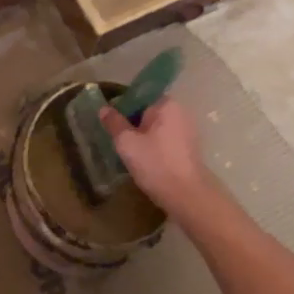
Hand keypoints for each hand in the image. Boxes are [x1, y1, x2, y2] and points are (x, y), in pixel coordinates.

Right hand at [99, 97, 217, 214]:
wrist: (187, 197)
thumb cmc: (156, 164)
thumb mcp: (127, 143)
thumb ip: (114, 123)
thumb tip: (104, 108)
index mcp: (167, 104)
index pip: (140, 97)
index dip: (123, 108)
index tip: (112, 123)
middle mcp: (180, 113)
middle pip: (148, 113)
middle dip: (133, 124)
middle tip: (118, 140)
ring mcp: (187, 131)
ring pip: (156, 129)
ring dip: (143, 138)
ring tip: (129, 154)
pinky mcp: (189, 149)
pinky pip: (165, 141)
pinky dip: (154, 148)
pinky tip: (144, 163)